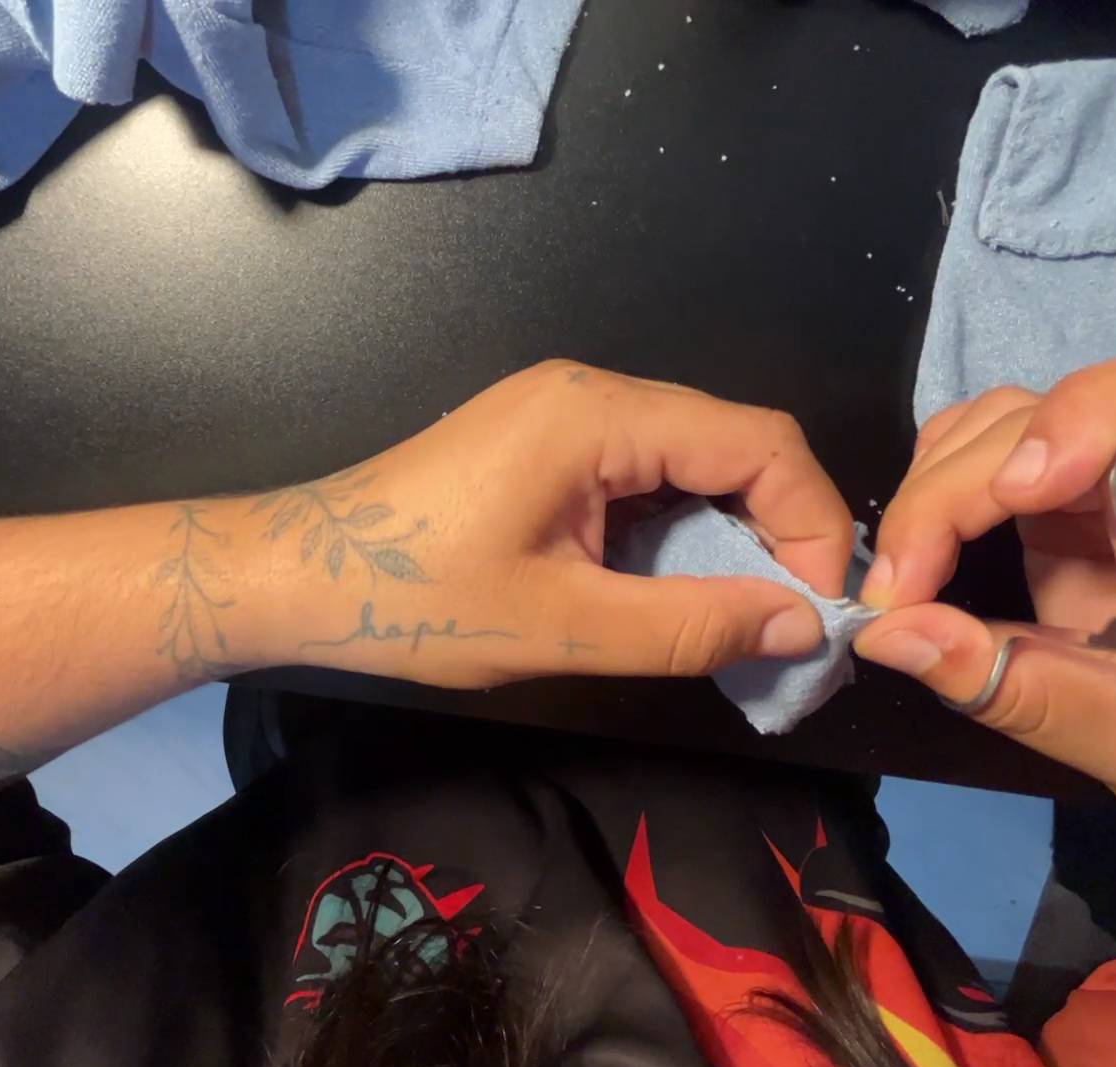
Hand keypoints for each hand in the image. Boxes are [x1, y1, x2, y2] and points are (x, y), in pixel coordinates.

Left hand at [257, 361, 855, 688]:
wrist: (301, 574)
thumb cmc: (417, 600)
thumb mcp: (562, 625)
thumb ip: (688, 624)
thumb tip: (798, 623)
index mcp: (599, 414)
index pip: (759, 440)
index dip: (811, 521)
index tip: (814, 607)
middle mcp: (587, 392)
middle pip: (726, 442)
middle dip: (771, 529)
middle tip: (779, 619)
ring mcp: (558, 413)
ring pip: (683, 460)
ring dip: (719, 533)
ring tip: (727, 610)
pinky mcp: (539, 443)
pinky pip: (635, 473)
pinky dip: (668, 527)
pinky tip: (661, 582)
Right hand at [854, 315, 1115, 866]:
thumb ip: (1018, 687)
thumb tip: (884, 633)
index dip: (1111, 402)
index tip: (1021, 494)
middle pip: (1063, 401)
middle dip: (959, 488)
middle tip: (900, 587)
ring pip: (1007, 415)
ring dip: (932, 485)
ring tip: (902, 576)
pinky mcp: (1060, 492)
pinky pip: (977, 446)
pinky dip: (929, 484)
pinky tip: (917, 548)